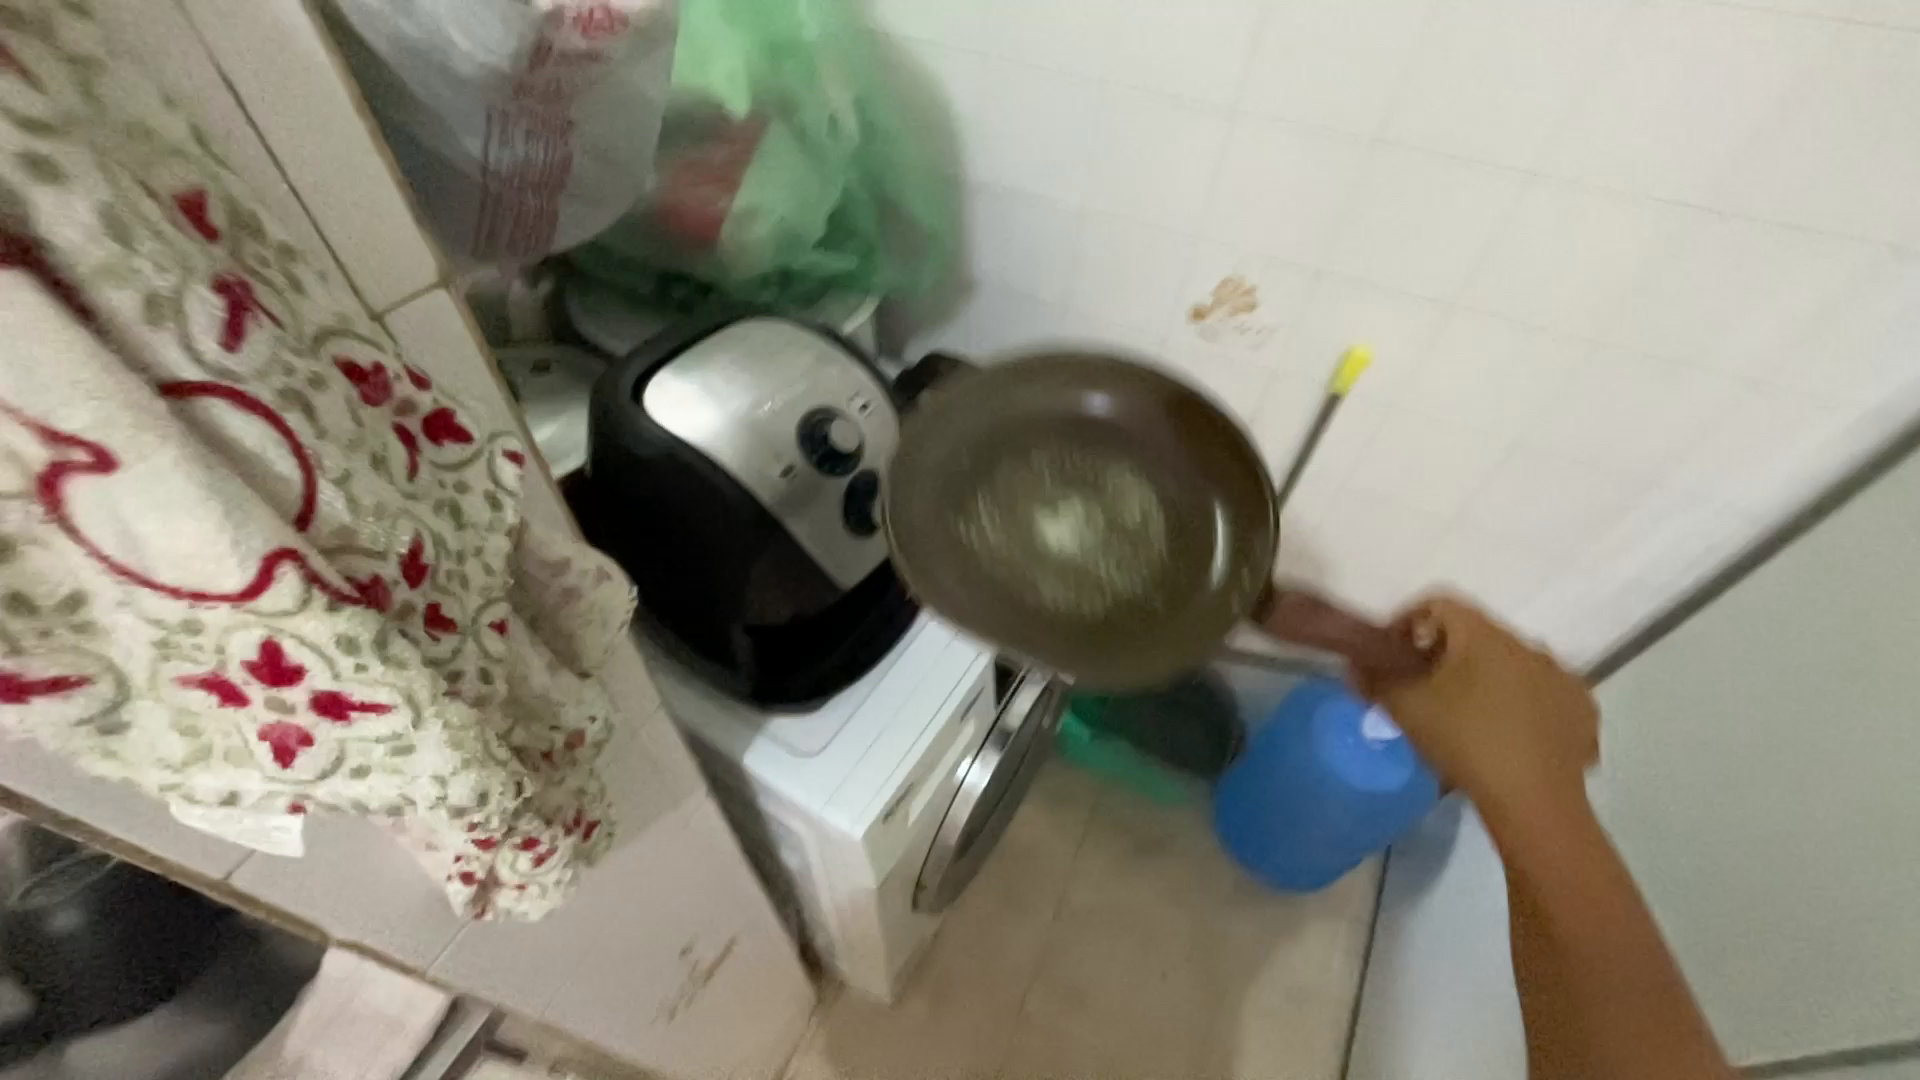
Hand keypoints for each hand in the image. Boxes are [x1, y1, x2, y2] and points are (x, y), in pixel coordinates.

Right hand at [1353, 595, 1597, 813]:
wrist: (1533, 799)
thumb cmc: (1462, 740)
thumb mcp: (1403, 707)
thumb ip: (1372, 677)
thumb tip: (1353, 664)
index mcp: (1483, 635)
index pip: (1439, 603)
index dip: (1408, 620)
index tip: (1392, 651)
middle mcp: (1527, 644)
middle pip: (1475, 632)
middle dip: (1444, 651)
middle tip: (1422, 684)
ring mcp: (1562, 676)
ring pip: (1510, 661)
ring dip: (1483, 675)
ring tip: (1464, 710)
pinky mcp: (1582, 709)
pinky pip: (1542, 691)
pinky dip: (1519, 701)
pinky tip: (1504, 730)